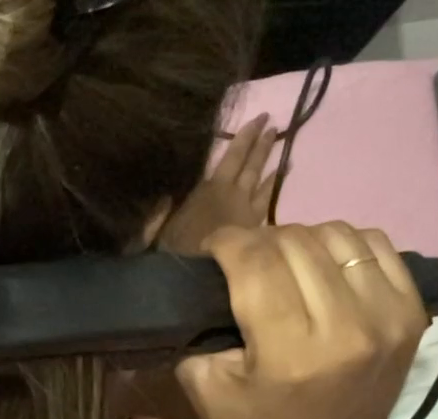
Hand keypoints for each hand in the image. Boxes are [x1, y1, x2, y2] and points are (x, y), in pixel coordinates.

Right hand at [157, 115, 278, 254]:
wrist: (197, 282)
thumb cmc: (172, 255)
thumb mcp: (156, 232)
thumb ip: (159, 212)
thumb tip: (163, 193)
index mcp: (208, 191)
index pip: (231, 157)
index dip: (244, 137)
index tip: (258, 118)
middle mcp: (231, 195)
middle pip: (250, 164)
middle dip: (260, 143)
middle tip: (271, 122)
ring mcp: (245, 212)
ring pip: (261, 179)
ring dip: (269, 159)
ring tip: (279, 140)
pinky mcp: (253, 228)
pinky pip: (267, 199)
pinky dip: (274, 183)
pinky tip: (281, 172)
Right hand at [174, 223, 430, 418]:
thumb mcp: (207, 391)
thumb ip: (201, 335)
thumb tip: (210, 283)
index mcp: (289, 353)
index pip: (257, 265)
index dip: (228, 242)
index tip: (210, 245)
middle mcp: (346, 326)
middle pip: (296, 243)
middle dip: (258, 240)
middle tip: (239, 256)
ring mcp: (387, 315)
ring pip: (336, 235)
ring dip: (299, 238)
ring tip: (280, 258)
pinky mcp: (411, 311)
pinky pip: (374, 246)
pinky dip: (340, 244)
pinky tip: (320, 264)